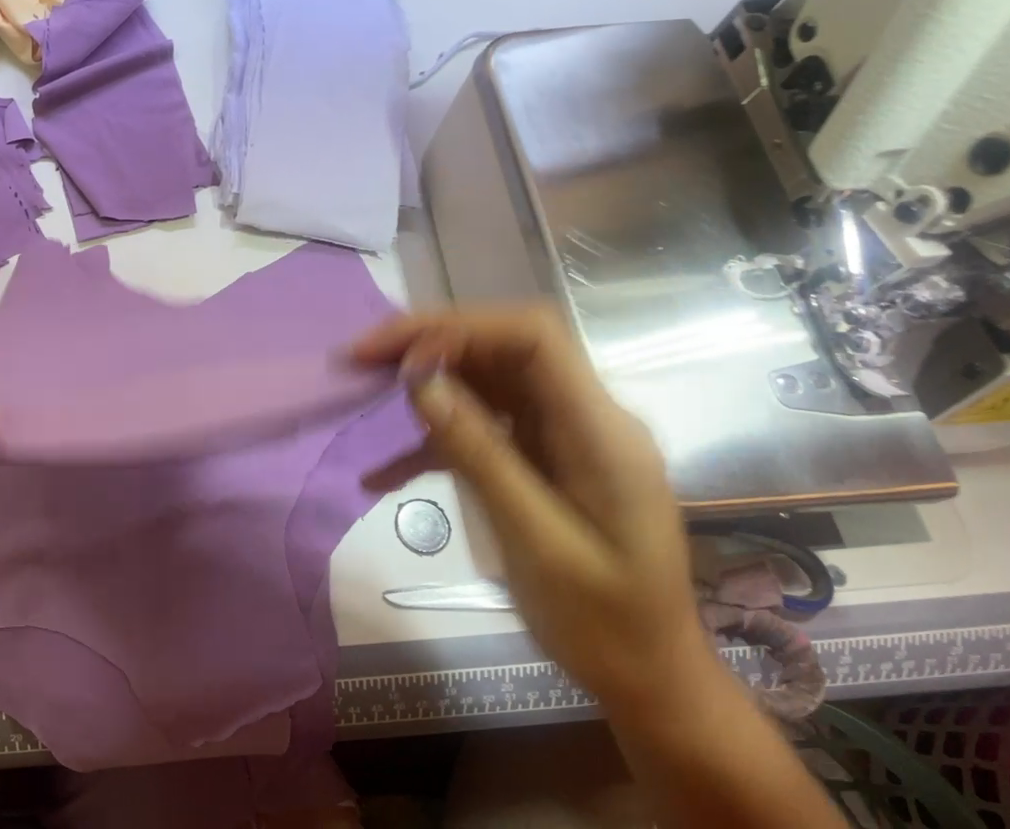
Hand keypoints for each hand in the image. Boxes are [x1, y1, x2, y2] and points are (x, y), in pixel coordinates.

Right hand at [353, 307, 707, 714]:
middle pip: (505, 350)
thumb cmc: (604, 622)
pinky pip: (486, 431)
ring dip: (426, 386)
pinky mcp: (545, 462)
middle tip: (359, 361)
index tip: (392, 357)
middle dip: (430, 346)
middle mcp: (586, 418)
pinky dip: (435, 443)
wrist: (650, 679)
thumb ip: (480, 455)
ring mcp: (566, 439)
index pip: (533, 338)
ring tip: (361, 395)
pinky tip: (383, 475)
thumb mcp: (536, 541)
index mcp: (601, 430)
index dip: (459, 330)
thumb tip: (419, 381)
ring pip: (489, 383)